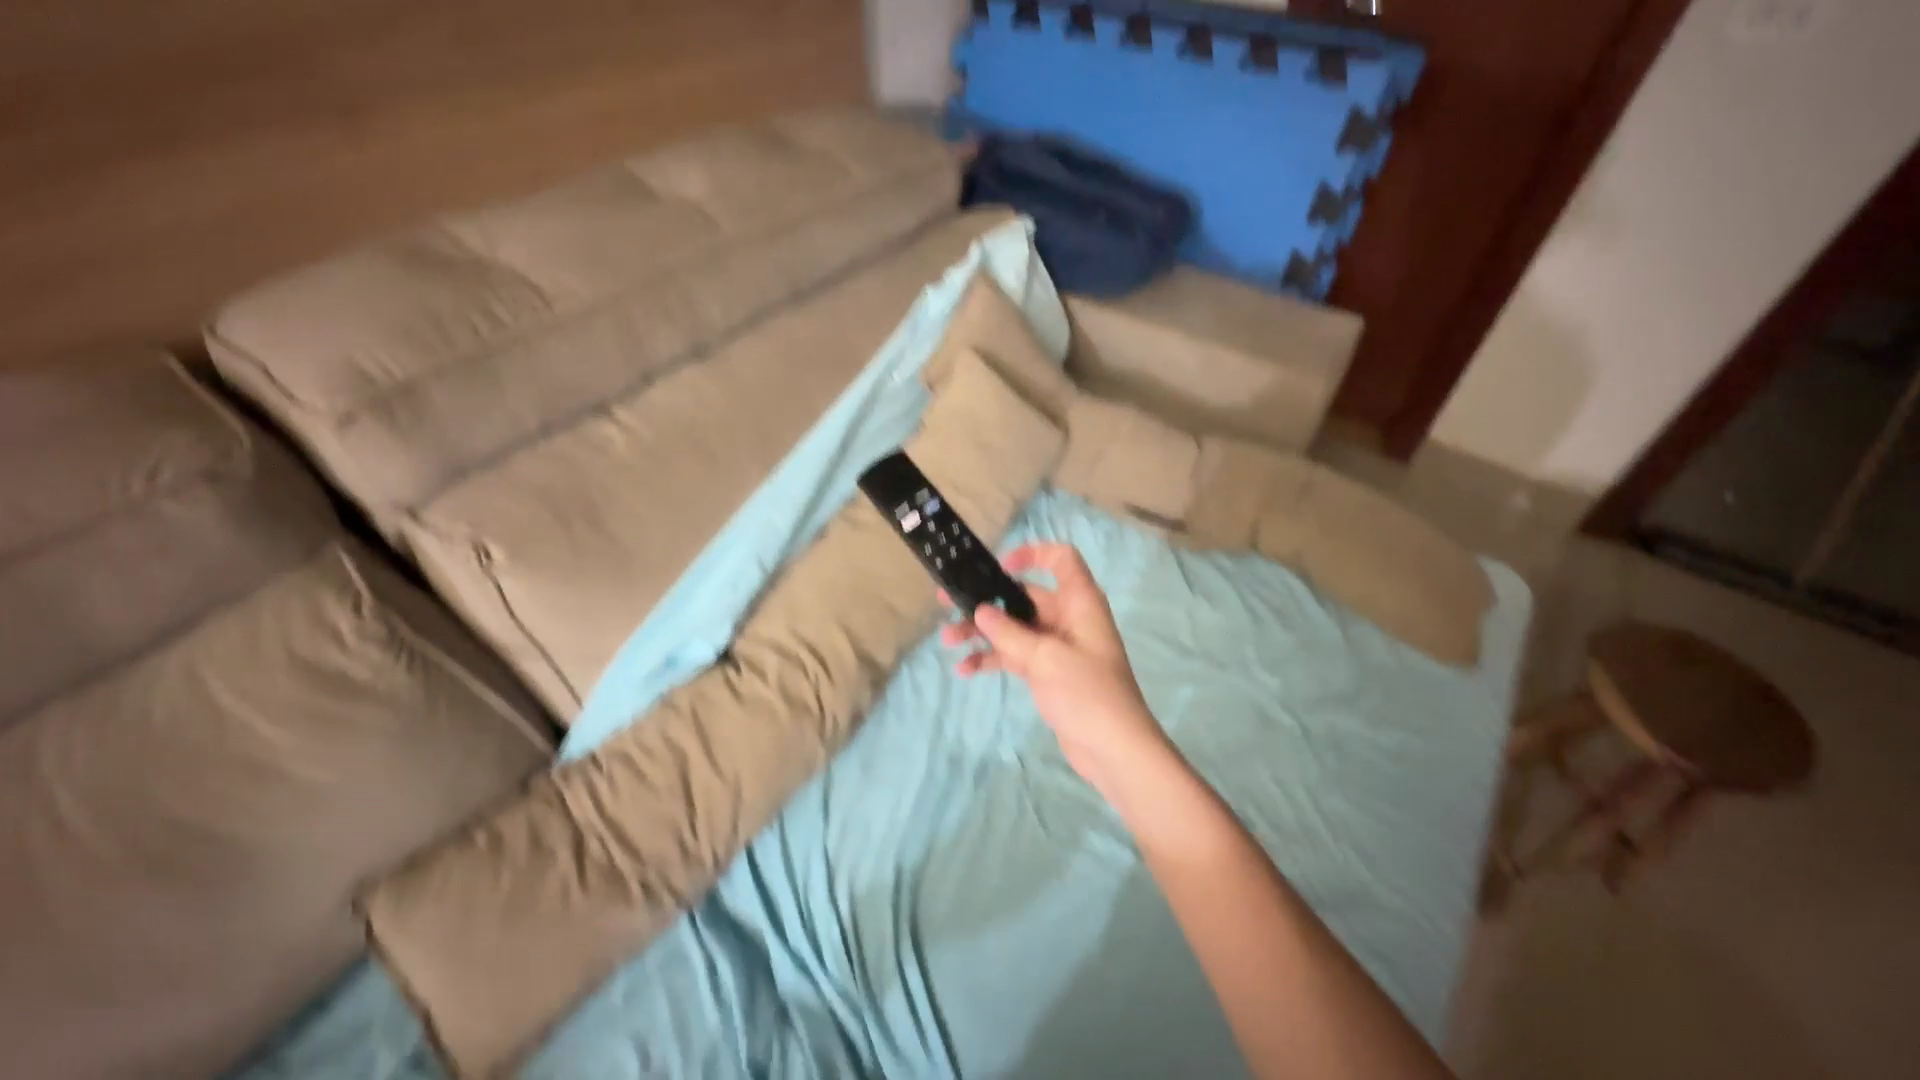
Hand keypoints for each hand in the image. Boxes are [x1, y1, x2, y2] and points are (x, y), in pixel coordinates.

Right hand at [941, 543, 1173, 803]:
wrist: (1114, 750)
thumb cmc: (1087, 693)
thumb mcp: (1045, 658)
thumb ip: (1009, 633)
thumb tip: (981, 610)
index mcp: (1079, 603)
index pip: (1061, 559)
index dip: (1032, 553)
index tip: (998, 566)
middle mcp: (1068, 619)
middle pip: (1024, 596)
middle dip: (986, 599)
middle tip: (946, 601)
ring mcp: (1057, 648)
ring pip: (1013, 628)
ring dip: (982, 632)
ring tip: (947, 640)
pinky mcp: (1048, 674)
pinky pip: (1014, 657)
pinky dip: (992, 659)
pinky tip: (965, 670)